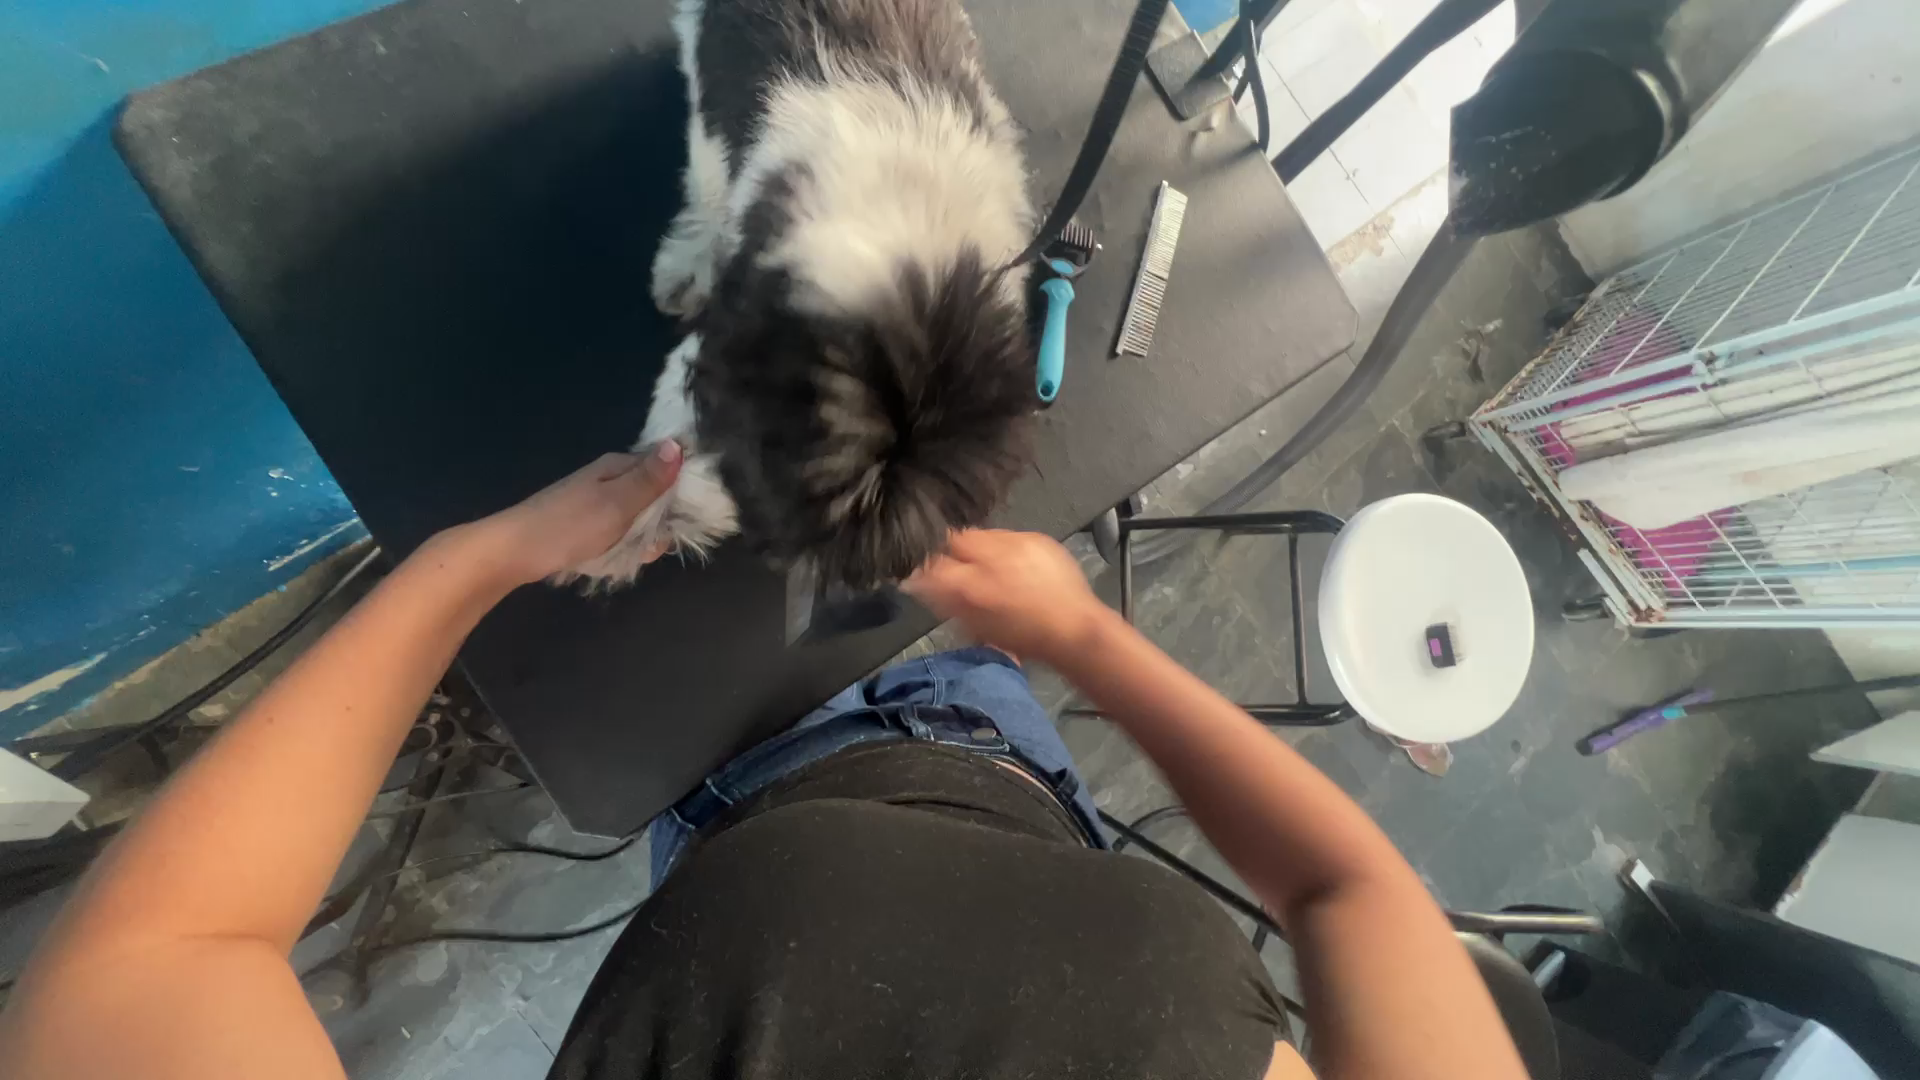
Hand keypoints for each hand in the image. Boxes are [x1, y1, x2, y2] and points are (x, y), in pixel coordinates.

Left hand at [464, 442, 683, 586]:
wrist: (513, 553)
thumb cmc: (569, 526)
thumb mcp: (617, 503)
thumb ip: (650, 479)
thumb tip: (678, 444)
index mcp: (619, 467)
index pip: (667, 470)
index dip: (682, 493)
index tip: (681, 518)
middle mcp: (612, 480)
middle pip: (657, 499)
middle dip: (660, 525)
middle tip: (647, 544)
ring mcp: (600, 503)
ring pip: (641, 521)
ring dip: (641, 542)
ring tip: (626, 556)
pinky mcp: (591, 525)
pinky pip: (622, 535)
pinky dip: (622, 549)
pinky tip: (611, 560)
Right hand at [904, 529, 1112, 665]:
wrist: (1075, 629)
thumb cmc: (1024, 637)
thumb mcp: (977, 626)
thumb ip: (945, 601)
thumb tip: (916, 580)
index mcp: (972, 586)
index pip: (930, 562)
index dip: (921, 563)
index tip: (919, 570)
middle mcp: (991, 557)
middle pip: (953, 539)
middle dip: (947, 550)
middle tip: (952, 566)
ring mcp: (1017, 542)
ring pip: (980, 535)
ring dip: (975, 548)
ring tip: (984, 566)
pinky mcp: (1037, 537)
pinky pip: (1006, 536)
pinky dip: (1001, 548)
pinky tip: (1010, 564)